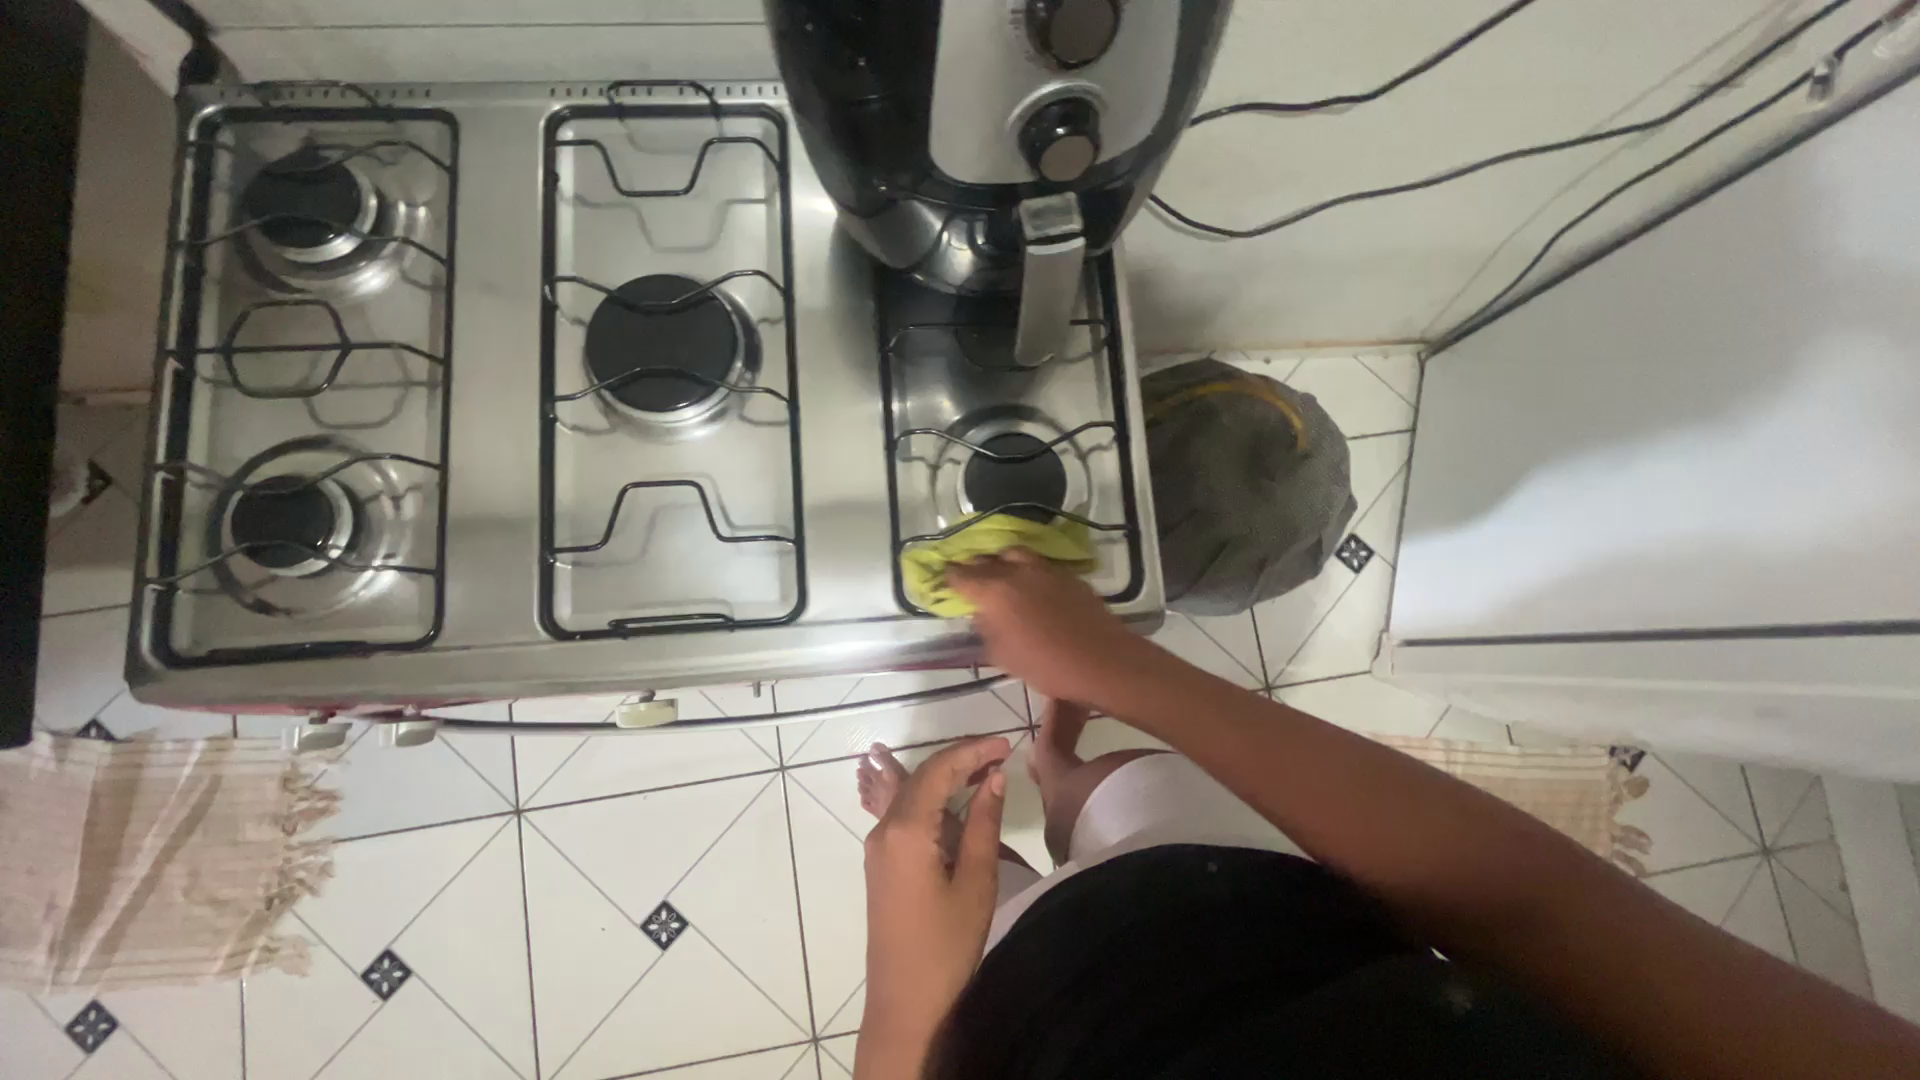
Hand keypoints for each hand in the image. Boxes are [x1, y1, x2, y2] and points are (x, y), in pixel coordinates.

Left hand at [860, 737, 1010, 1064]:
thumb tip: (994, 777)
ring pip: (911, 793)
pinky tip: (955, 799)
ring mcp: (878, 846)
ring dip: (945, 776)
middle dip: (960, 758)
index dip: (973, 751)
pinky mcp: (881, 862)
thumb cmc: (946, 946)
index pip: (939, 770)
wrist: (905, 1004)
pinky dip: (933, 798)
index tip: (1007, 744)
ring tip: (984, 768)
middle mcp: (884, 829)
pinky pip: (906, 813)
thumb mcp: (976, 882)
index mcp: (906, 829)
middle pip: (921, 776)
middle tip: (1000, 753)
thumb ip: (983, 823)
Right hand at [946, 548, 1156, 708]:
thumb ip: (987, 629)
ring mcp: (1045, 569)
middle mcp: (1017, 572)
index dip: (950, 577)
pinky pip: (1039, 563)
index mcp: (994, 592)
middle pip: (988, 560)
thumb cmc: (1046, 665)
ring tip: (1000, 572)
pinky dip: (1028, 568)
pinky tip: (1031, 581)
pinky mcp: (1068, 575)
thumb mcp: (1004, 656)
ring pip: (1015, 554)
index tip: (944, 577)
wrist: (1101, 660)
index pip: (962, 576)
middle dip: (975, 566)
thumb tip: (982, 613)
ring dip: (1003, 561)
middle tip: (969, 575)